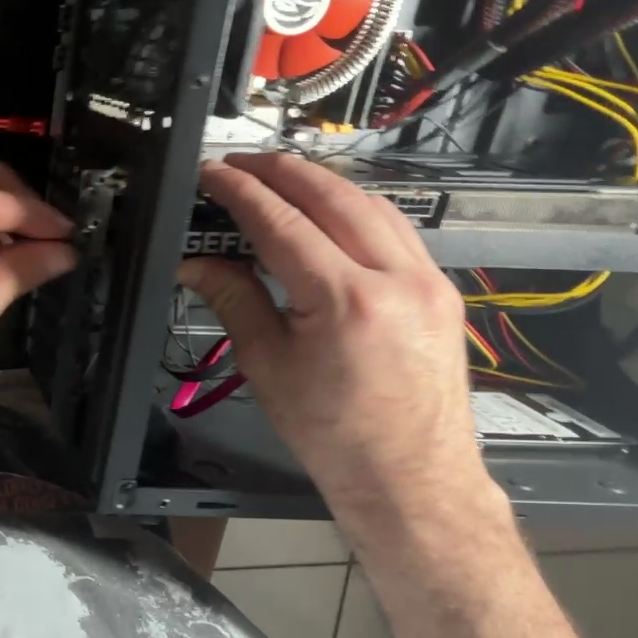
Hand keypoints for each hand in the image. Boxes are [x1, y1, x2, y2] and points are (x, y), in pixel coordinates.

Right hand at [176, 153, 499, 535]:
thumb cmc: (333, 431)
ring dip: (320, 183)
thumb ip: (234, 299)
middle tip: (238, 163)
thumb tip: (197, 263)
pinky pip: (394, 229)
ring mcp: (428, 280)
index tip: (211, 173)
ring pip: (371, 204)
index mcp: (345, 300)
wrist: (407, 473)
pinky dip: (354, 208)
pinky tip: (328, 211)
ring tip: (277, 178)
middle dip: (281, 171)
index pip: (282, 222)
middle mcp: (396, 278)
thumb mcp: (267, 363)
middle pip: (333, 196)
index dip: (240, 191)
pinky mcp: (440, 290)